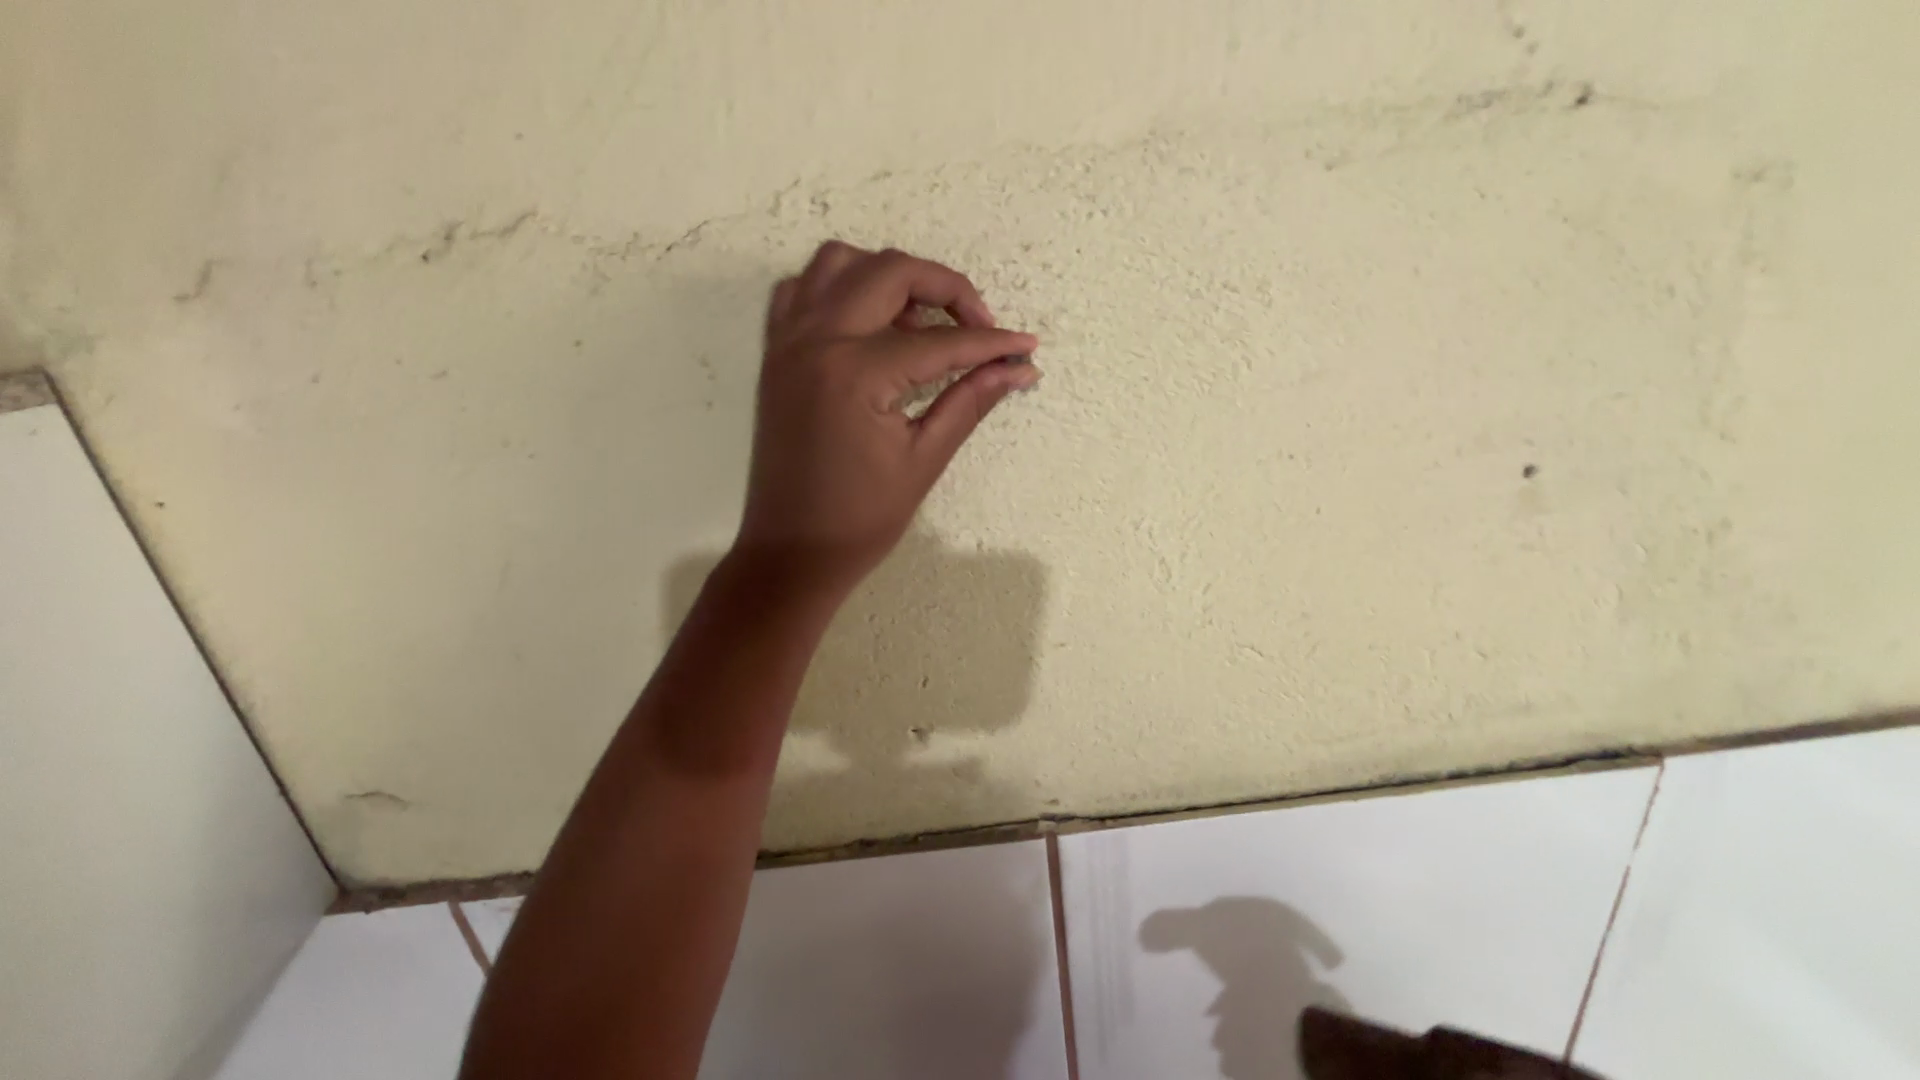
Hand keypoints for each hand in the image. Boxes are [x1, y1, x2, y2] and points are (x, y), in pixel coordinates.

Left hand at [733, 241, 1040, 596]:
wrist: (789, 552)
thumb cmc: (859, 519)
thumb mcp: (924, 459)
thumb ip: (970, 401)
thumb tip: (1019, 367)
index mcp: (855, 372)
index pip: (940, 340)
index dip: (990, 343)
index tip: (1025, 347)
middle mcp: (816, 340)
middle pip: (891, 272)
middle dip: (946, 288)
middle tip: (978, 327)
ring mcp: (788, 341)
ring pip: (839, 263)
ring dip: (888, 276)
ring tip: (920, 321)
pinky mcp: (775, 354)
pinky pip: (801, 290)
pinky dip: (838, 289)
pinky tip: (868, 325)